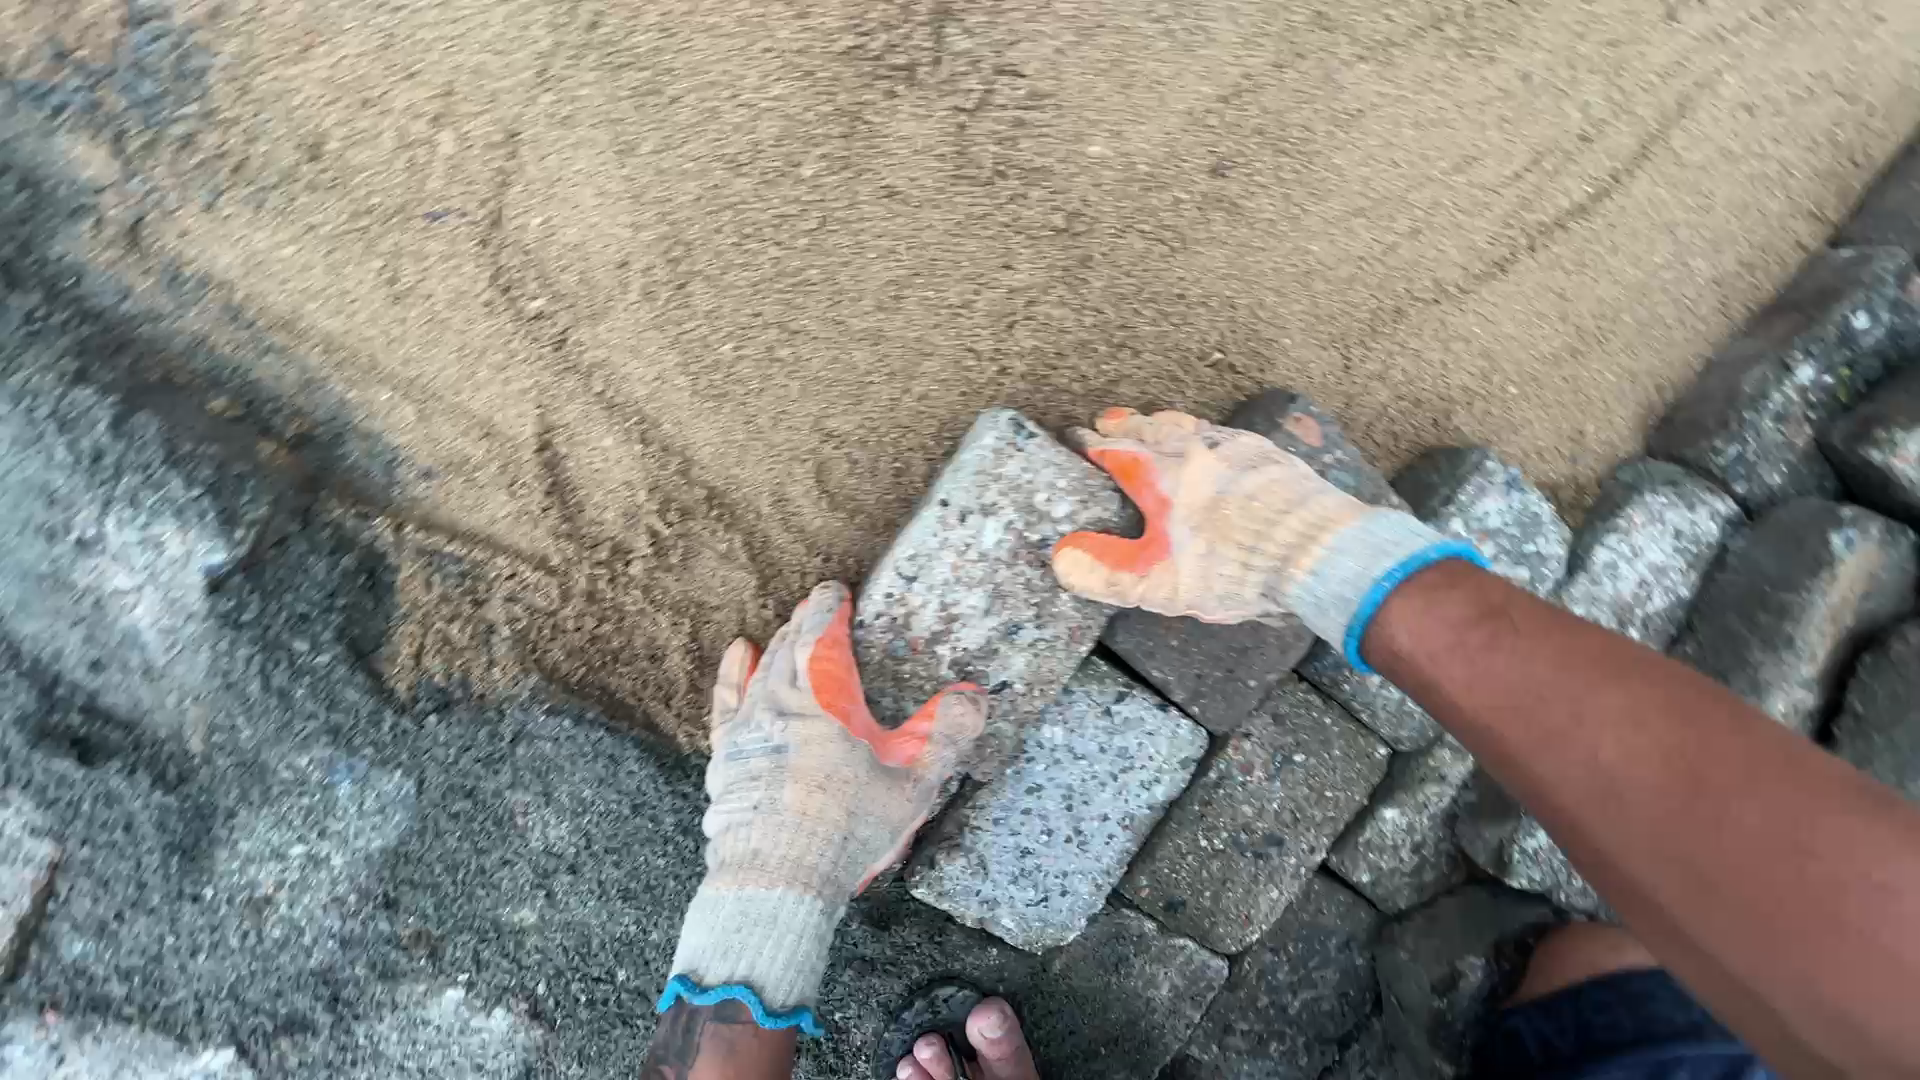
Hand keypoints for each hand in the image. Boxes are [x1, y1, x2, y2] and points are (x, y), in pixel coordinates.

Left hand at [662, 581, 985, 1031]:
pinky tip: (740, 650)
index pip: (823, 631)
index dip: (830, 605)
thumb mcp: (911, 785)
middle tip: (822, 608)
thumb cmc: (847, 831)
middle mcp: (782, 700)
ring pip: (765, 664)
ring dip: (782, 640)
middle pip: (793, 642)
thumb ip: (944, 736)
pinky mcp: (729, 750)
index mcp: (826, 698)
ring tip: (794, 625)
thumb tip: (975, 696)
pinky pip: (728, 696)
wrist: (775, 881)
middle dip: (808, 620)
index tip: (838, 591)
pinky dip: (734, 670)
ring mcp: (750, 724)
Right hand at [1051, 407, 1479, 665]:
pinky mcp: (1271, 456)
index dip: (1089, 444)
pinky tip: (1215, 443)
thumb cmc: (1234, 567)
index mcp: (1161, 476)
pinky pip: (1227, 434)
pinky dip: (1207, 434)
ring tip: (1154, 425)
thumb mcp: (1158, 583)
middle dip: (1125, 424)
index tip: (1074, 437)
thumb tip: (1061, 555)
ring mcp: (1237, 448)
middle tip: (1107, 420)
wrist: (1321, 554)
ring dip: (1165, 424)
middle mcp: (1195, 450)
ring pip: (1190, 425)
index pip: (1114, 449)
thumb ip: (1105, 571)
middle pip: (1151, 427)